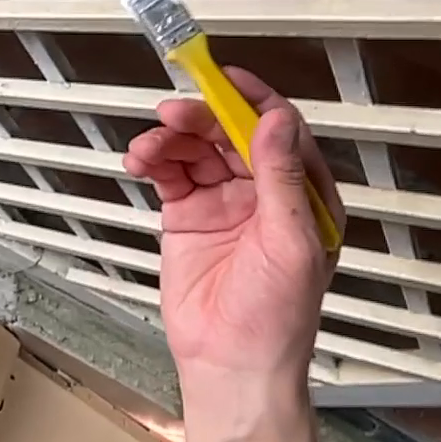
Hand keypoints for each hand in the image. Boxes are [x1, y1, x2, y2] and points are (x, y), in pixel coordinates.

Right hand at [123, 67, 344, 378]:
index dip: (253, 99)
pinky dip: (152, 160)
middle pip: (228, 133)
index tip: (224, 78)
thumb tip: (277, 119)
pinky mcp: (186, 213)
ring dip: (168, 140)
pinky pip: (168, 172)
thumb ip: (281, 178)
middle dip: (199, 119)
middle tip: (171, 114)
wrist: (229, 363)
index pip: (280, 131)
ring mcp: (221, 200)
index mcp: (301, 195)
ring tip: (146, 150)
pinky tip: (140, 162)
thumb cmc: (274, 315)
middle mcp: (261, 190)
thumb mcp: (290, 242)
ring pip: (193, 149)